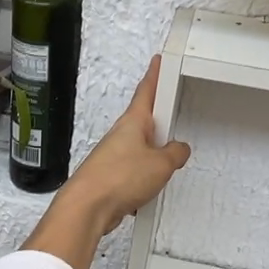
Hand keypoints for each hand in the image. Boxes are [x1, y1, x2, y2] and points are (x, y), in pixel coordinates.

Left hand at [22, 56, 191, 268]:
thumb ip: (175, 153)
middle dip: (160, 119)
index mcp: (133, 121)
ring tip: (168, 161)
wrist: (89, 207)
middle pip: (146, 120)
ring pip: (141, 148)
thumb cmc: (117, 178)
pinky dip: (144, 178)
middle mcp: (121, 135)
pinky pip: (133, 171)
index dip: (155, 74)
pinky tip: (150, 188)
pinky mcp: (111, 176)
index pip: (146, 90)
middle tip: (172, 111)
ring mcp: (114, 155)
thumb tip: (179, 149)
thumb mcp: (161, 164)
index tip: (158, 61)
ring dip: (154, 154)